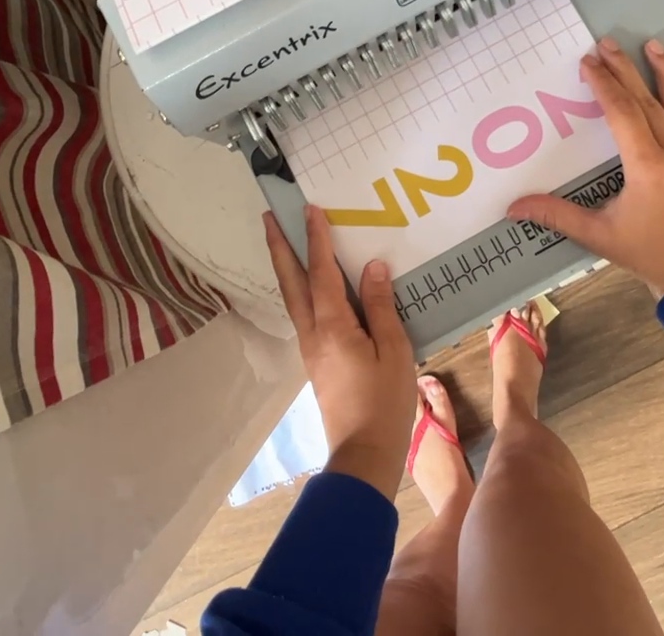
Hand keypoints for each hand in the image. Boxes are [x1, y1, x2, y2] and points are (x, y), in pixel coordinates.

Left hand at [265, 206, 416, 499]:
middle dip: (279, 247)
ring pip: (293, 297)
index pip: (321, 273)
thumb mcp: (394, 351)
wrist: (364, 454)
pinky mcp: (316, 359)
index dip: (316, 239)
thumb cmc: (385, 403)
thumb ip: (381, 307)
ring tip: (282, 241)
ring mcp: (311, 348)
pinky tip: (310, 285)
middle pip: (291, 282)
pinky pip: (304, 312)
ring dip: (286, 266)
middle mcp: (313, 333)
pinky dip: (300, 288)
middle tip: (269, 217)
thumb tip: (372, 267)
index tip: (310, 209)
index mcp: (333, 327)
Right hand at [508, 37, 663, 296]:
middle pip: (647, 101)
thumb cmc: (647, 254)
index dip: (604, 85)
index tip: (589, 62)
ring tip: (650, 44)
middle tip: (607, 43)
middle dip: (624, 70)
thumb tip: (512, 208)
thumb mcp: (598, 235)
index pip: (621, 113)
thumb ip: (556, 215)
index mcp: (647, 167)